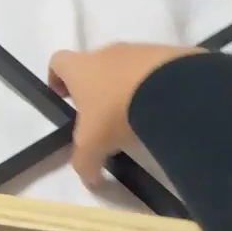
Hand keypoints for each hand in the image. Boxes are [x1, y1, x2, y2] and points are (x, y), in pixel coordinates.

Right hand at [47, 44, 202, 188]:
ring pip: (128, 66)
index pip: (58, 61)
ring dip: (128, 85)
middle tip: (104, 114)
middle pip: (94, 64)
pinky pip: (159, 68)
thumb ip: (84, 162)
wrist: (174, 91)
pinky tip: (165, 106)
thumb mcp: (93, 144)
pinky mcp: (172, 53)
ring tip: (139, 113)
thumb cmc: (117, 112)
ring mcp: (141, 50)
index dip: (56, 78)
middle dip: (96, 87)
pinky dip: (158, 84)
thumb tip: (89, 181)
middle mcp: (108, 52)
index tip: (64, 97)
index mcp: (81, 68)